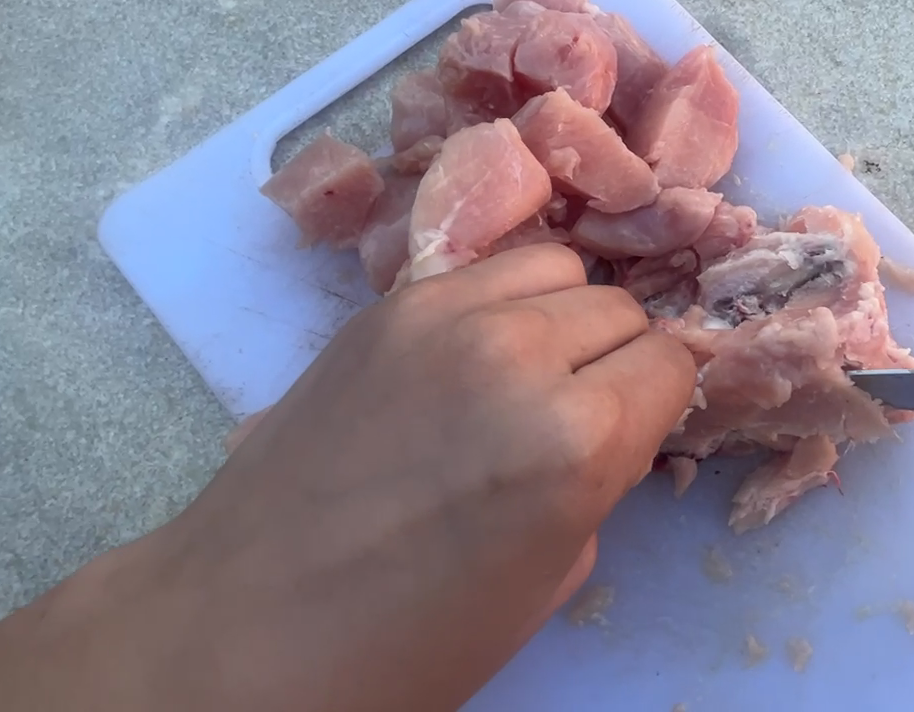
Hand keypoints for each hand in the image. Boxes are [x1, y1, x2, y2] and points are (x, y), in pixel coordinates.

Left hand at [0, 244, 694, 711]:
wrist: (241, 629)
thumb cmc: (410, 643)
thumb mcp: (553, 579)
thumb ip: (603, 477)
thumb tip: (617, 419)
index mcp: (577, 444)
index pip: (672, 364)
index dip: (664, 396)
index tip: (640, 420)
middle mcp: (525, 358)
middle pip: (625, 313)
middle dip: (621, 359)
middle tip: (582, 404)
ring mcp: (451, 317)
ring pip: (566, 272)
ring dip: (569, 318)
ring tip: (531, 366)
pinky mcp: (395, 302)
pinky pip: (493, 270)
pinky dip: (509, 300)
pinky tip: (476, 348)